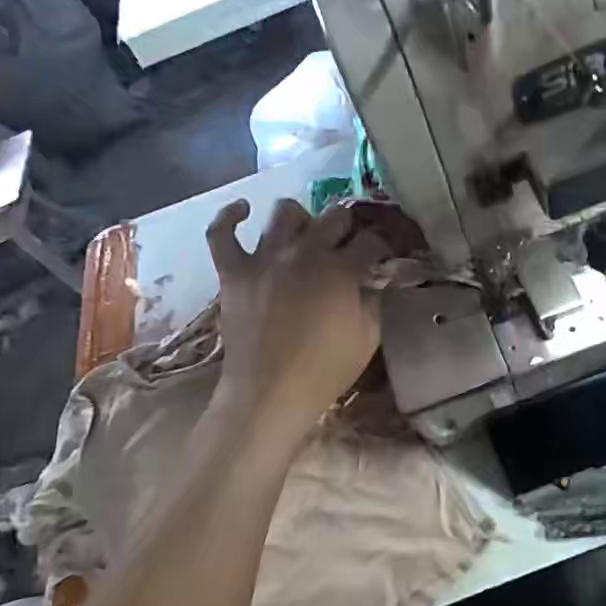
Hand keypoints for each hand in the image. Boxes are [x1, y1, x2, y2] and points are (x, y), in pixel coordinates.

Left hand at [205, 198, 390, 427]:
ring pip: (285, 213)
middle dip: (348, 227)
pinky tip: (243, 211)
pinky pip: (222, 233)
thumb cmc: (326, 370)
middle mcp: (304, 253)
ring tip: (306, 235)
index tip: (383, 256)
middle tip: (348, 245)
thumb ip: (373, 299)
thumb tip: (373, 278)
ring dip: (302, 219)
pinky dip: (230, 217)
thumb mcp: (368, 337)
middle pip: (333, 217)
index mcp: (341, 270)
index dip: (382, 246)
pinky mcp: (234, 272)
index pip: (371, 240)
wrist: (269, 394)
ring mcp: (264, 259)